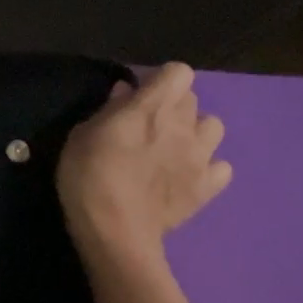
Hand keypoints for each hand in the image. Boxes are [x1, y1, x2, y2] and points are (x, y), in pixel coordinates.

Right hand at [57, 62, 230, 262]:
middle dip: (172, 105)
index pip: (178, 72)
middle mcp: (184, 125)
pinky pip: (221, 167)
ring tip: (172, 148)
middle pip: (191, 98)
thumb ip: (108, 111)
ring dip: (195, 132)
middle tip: (147, 125)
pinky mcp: (208, 186)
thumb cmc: (88, 177)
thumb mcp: (81, 136)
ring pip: (214, 127)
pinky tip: (186, 176)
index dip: (160, 80)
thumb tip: (125, 92)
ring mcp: (201, 156)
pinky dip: (208, 168)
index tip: (139, 95)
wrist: (114, 230)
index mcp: (152, 108)